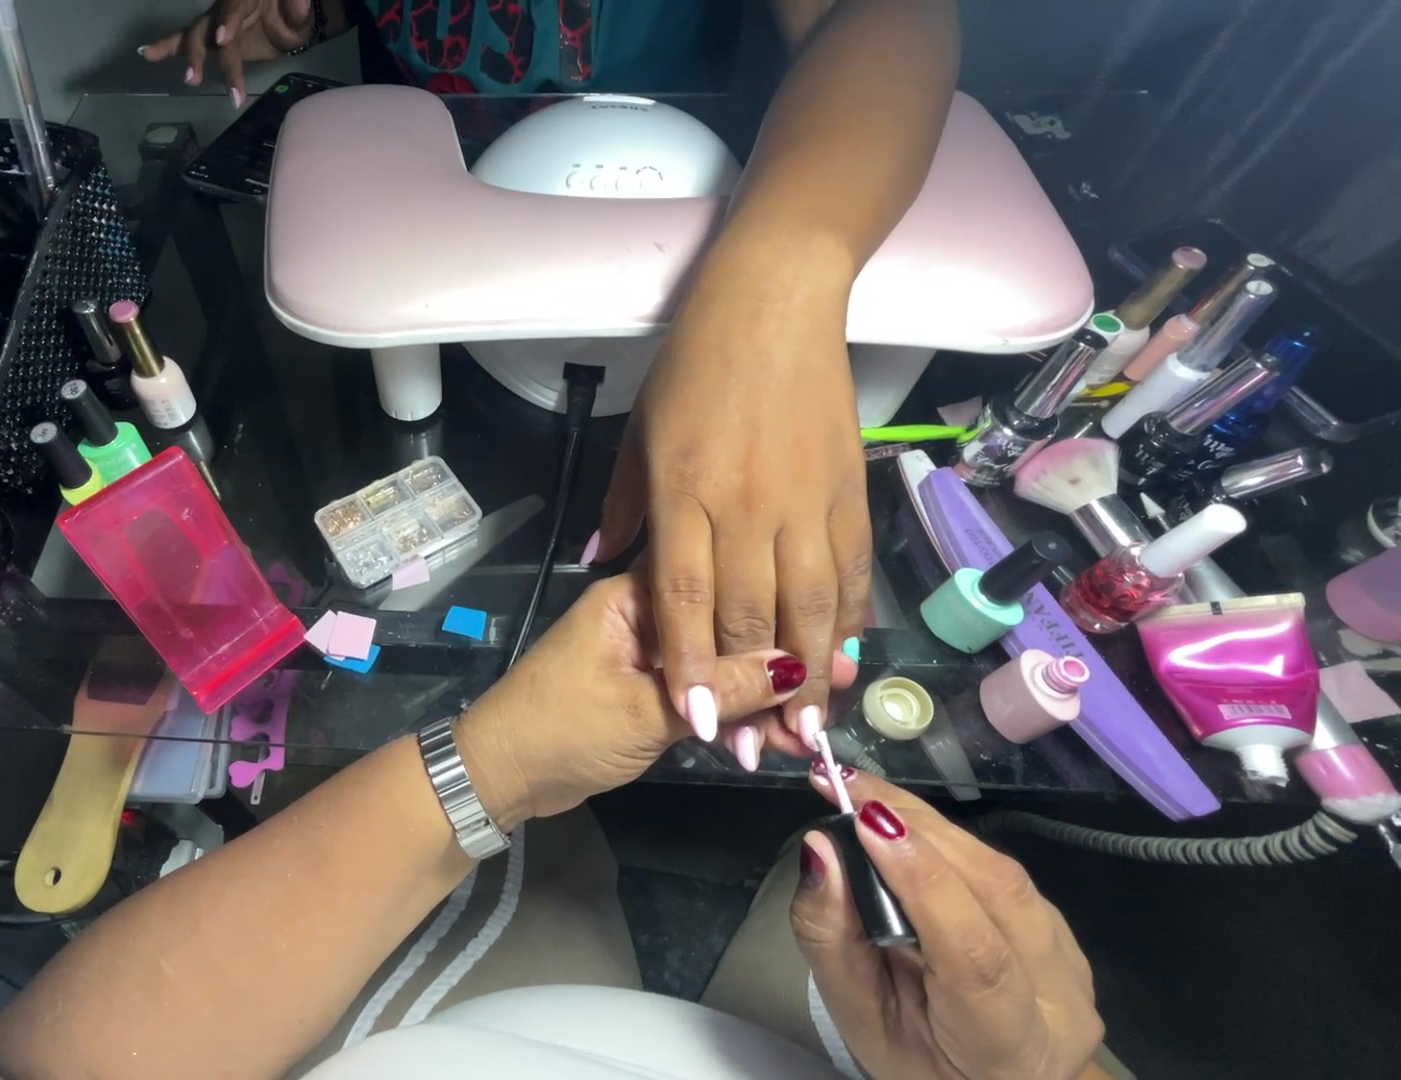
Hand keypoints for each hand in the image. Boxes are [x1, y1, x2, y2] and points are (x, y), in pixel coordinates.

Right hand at [140, 0, 315, 105]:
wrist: (292, 20)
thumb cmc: (296, 12)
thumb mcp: (301, 8)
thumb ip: (297, 6)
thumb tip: (300, 5)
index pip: (234, 4)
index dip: (227, 19)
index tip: (222, 40)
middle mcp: (226, 7)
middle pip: (208, 26)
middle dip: (200, 52)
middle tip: (195, 78)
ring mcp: (217, 22)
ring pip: (195, 35)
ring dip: (186, 57)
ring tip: (183, 78)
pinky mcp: (214, 39)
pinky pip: (190, 41)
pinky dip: (170, 47)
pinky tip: (148, 54)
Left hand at [454, 575, 855, 830]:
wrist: (504, 773)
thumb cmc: (564, 729)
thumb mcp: (645, 711)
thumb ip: (720, 689)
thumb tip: (800, 668)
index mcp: (632, 595)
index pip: (716, 584)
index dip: (774, 614)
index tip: (831, 653)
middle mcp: (644, 612)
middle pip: (724, 626)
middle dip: (776, 664)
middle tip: (835, 696)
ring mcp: (647, 650)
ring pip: (717, 662)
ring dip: (759, 695)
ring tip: (811, 729)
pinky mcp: (648, 685)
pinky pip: (702, 689)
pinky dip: (731, 710)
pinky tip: (775, 736)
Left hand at [596, 252, 870, 757]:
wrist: (772, 304)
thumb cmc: (690, 370)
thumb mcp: (638, 436)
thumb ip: (621, 508)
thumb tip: (596, 561)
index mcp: (684, 495)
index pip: (686, 597)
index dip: (690, 665)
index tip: (694, 722)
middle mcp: (746, 508)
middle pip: (751, 614)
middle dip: (753, 688)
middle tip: (755, 746)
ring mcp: (804, 500)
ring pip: (811, 604)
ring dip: (810, 672)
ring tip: (807, 725)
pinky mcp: (850, 490)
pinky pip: (852, 570)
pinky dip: (850, 619)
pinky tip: (844, 656)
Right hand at [792, 767, 1104, 1079]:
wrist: (982, 1079)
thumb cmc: (910, 1054)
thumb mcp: (852, 1010)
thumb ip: (829, 934)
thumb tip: (819, 846)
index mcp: (1006, 1045)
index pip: (975, 954)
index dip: (921, 880)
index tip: (861, 820)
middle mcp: (1059, 1002)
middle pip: (996, 893)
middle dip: (916, 828)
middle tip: (843, 784)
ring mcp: (1071, 962)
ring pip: (1000, 869)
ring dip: (925, 821)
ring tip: (859, 790)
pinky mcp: (1059, 929)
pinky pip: (998, 868)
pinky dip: (941, 834)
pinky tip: (896, 818)